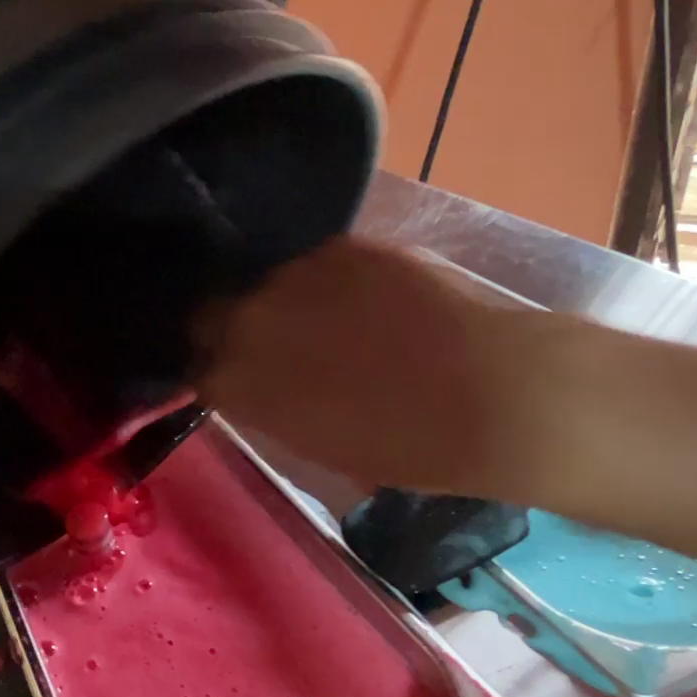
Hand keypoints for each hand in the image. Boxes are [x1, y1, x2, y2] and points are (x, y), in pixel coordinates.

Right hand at [196, 236, 535, 494]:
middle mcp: (252, 324)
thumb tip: (250, 386)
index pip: (199, 368)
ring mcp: (296, 279)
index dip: (216, 372)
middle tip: (274, 345)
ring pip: (265, 285)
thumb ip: (268, 408)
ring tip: (329, 319)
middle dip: (230, 328)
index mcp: (243, 384)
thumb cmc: (410, 448)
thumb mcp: (317, 446)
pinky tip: (367, 300)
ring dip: (281, 301)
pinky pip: (315, 264)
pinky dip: (329, 281)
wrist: (497, 397)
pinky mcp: (343, 248)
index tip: (236, 378)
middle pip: (212, 314)